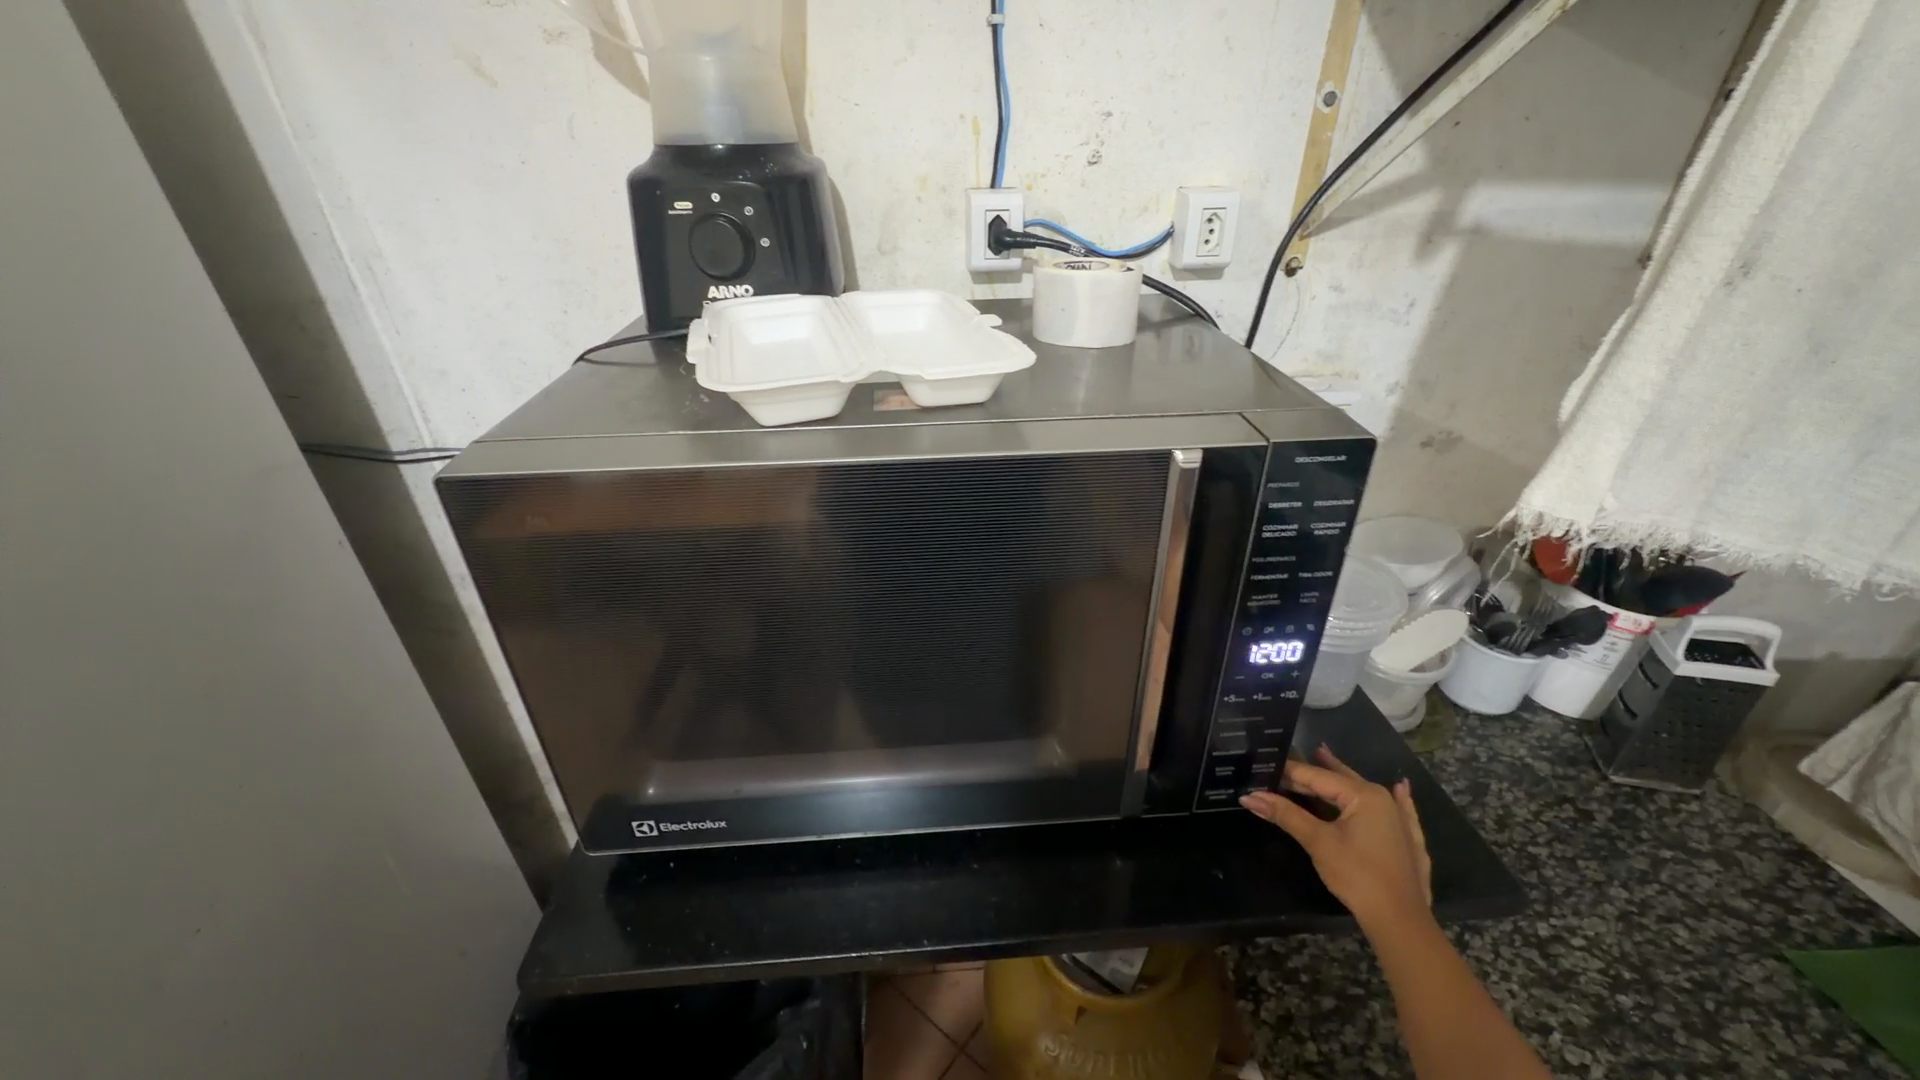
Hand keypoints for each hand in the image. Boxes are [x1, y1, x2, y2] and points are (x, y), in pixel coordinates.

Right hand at [1240, 746, 1432, 927]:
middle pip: (1340, 779)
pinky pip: (1398, 809)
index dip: (1289, 771)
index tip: (1265, 765)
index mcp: (1363, 794)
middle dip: (1313, 770)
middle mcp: (1383, 799)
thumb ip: (1285, 814)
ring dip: (1340, 778)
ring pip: (1361, 791)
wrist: (1399, 919)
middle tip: (1286, 757)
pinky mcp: (1407, 838)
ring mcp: (1398, 818)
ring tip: (1321, 754)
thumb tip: (1249, 797)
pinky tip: (1402, 786)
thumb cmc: (1357, 875)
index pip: (1317, 776)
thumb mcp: (1318, 842)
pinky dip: (1394, 797)